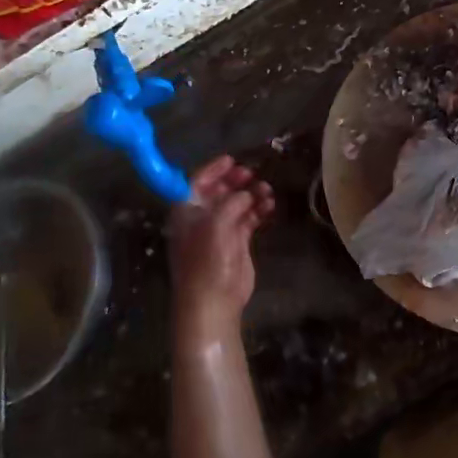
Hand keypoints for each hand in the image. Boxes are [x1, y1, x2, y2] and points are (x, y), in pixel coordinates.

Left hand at [168, 156, 274, 345]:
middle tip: (252, 173)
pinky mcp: (238, 242)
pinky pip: (249, 219)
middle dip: (235, 181)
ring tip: (267, 190)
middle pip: (219, 192)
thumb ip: (231, 202)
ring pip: (237, 204)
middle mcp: (202, 218)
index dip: (213, 170)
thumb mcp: (215, 224)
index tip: (232, 159)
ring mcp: (221, 230)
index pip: (197, 183)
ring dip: (251, 195)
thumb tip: (246, 193)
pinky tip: (270, 206)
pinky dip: (259, 210)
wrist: (213, 299)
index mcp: (187, 212)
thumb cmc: (206, 259)